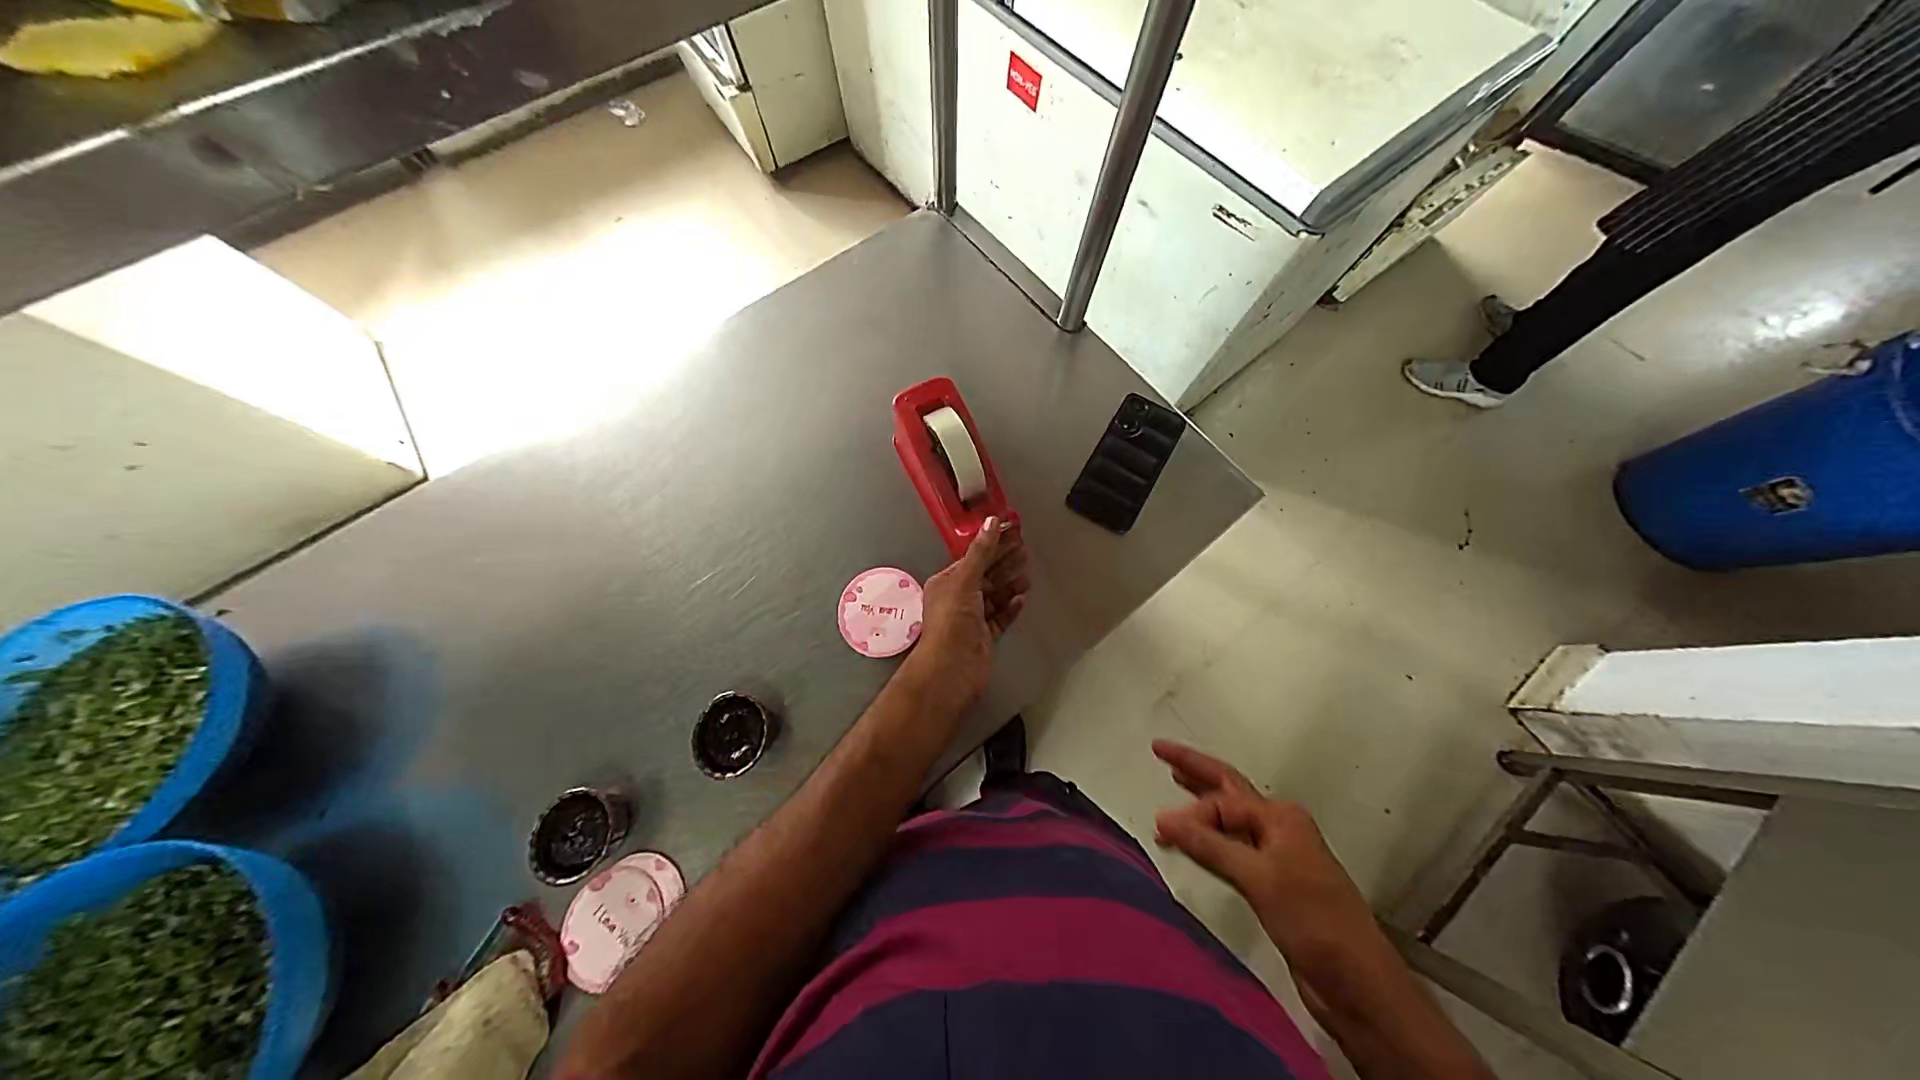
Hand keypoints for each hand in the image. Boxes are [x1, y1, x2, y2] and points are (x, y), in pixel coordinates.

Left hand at [900, 517, 1028, 721]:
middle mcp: (956, 599)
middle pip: (985, 575)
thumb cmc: (952, 621)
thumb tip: (991, 522)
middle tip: (1024, 549)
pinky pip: (999, 617)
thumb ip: (980, 552)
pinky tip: (1021, 598)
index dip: (992, 544)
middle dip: (1004, 561)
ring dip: (1009, 583)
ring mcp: (970, 619)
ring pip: (993, 596)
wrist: (953, 668)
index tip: (1011, 532)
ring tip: (1027, 571)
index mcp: (946, 582)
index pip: (973, 558)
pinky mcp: (983, 637)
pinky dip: (1010, 607)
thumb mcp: (965, 580)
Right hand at [1151, 741, 1372, 940]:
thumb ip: (1208, 846)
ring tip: (1175, 780)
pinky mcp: (1272, 885)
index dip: (1192, 813)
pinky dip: (1209, 838)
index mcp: (1281, 818)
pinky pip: (1231, 847)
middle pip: (1229, 790)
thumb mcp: (1258, 878)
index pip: (1223, 801)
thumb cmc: (1314, 922)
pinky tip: (1196, 839)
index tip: (1163, 833)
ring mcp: (1277, 856)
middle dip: (1195, 770)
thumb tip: (1163, 817)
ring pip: (1230, 818)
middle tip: (1161, 751)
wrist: (1357, 984)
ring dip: (1202, 801)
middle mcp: (1279, 829)